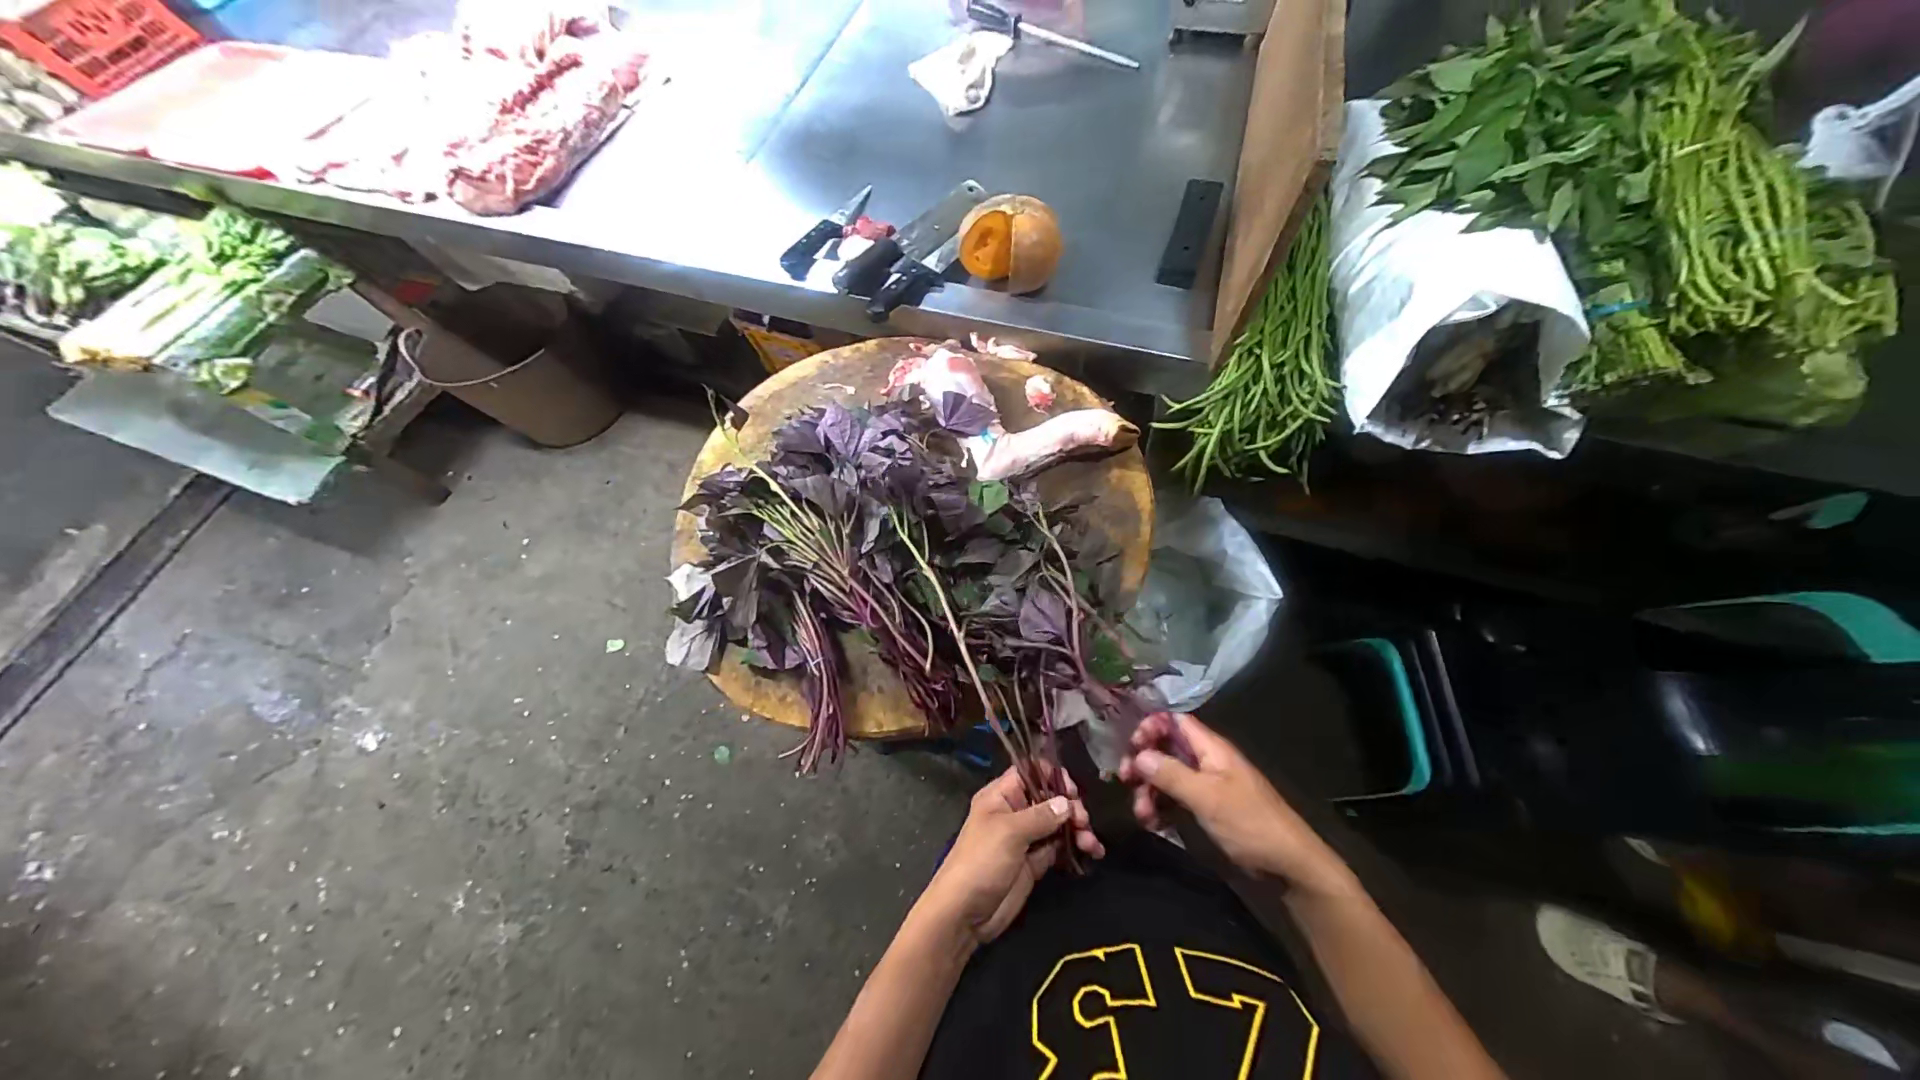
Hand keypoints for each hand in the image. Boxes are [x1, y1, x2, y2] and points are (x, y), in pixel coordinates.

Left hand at [917, 766, 1104, 946]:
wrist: (965, 912)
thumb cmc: (981, 861)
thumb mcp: (1009, 832)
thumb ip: (1041, 815)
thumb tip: (1068, 802)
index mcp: (1001, 796)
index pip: (1030, 773)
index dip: (1052, 776)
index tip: (1072, 790)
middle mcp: (1014, 812)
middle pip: (1049, 798)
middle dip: (1070, 806)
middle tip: (1083, 821)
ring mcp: (1026, 838)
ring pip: (1058, 823)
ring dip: (1078, 828)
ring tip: (1091, 843)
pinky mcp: (1034, 862)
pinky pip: (1059, 847)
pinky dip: (1076, 847)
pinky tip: (1092, 852)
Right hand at [1118, 712, 1357, 897]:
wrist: (1288, 866)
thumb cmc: (1250, 823)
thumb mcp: (1207, 797)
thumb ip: (1171, 773)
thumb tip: (1138, 754)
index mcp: (1211, 749)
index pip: (1174, 721)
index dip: (1150, 727)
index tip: (1132, 746)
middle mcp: (1206, 761)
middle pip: (1165, 749)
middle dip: (1143, 762)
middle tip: (1124, 780)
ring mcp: (1205, 786)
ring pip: (1166, 776)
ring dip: (1148, 790)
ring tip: (1142, 814)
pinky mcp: (1205, 809)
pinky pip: (1174, 799)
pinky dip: (1160, 807)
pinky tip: (1152, 822)